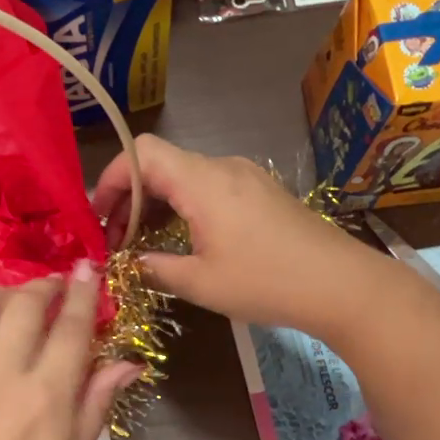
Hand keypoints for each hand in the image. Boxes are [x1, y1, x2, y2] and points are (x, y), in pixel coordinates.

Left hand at [0, 261, 140, 439]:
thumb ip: (95, 405)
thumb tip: (127, 362)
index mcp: (46, 395)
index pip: (71, 325)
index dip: (84, 292)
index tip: (89, 271)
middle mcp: (0, 372)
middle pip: (24, 304)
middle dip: (44, 287)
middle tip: (53, 290)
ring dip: (1, 295)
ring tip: (12, 304)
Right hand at [92, 135, 374, 334]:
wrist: (341, 285)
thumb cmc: (266, 282)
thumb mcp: (200, 283)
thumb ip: (153, 269)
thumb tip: (124, 264)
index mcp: (203, 181)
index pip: (141, 153)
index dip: (112, 178)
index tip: (97, 218)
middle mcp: (222, 168)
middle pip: (160, 163)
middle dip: (129, 198)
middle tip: (113, 240)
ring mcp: (245, 177)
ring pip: (183, 176)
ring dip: (155, 205)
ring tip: (140, 245)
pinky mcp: (260, 192)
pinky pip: (208, 188)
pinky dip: (182, 207)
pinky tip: (179, 241)